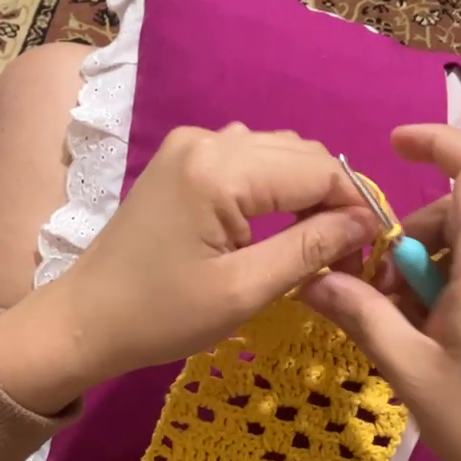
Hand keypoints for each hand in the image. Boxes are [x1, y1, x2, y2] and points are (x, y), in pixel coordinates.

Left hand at [0, 124, 379, 412]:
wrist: (85, 321)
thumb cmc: (161, 317)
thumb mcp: (244, 291)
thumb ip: (310, 249)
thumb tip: (365, 222)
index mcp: (221, 170)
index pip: (318, 169)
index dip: (357, 205)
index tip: (376, 248)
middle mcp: (207, 140)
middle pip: (300, 154)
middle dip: (334, 198)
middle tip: (350, 253)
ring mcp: (190, 146)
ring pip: (277, 154)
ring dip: (305, 191)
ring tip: (317, 243)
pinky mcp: (181, 161)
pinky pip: (247, 160)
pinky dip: (273, 187)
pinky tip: (278, 224)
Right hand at [299, 124, 460, 460]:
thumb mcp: (411, 373)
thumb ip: (363, 315)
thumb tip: (314, 279)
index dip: (439, 142)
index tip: (394, 145)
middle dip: (413, 241)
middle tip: (377, 297)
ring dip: (433, 274)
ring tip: (408, 334)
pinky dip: (460, 291)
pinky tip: (444, 344)